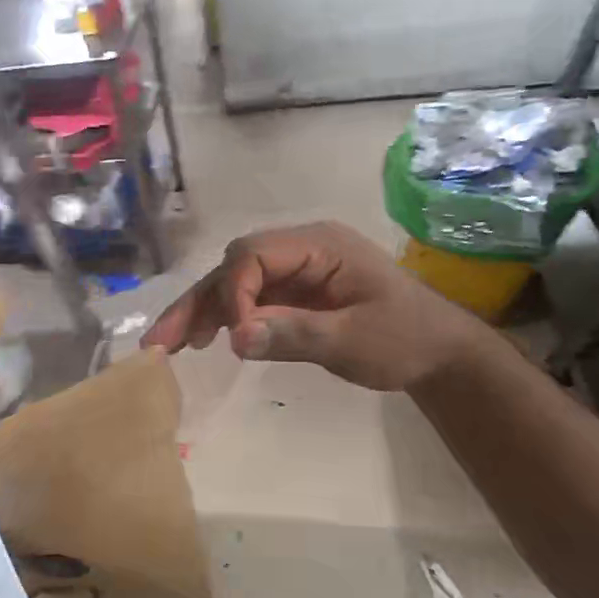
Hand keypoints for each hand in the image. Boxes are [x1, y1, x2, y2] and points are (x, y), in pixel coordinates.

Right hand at [142, 222, 486, 390]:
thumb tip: (236, 337)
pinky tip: (200, 340)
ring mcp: (295, 272)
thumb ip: (296, 334)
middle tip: (161, 342)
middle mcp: (300, 250)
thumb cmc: (405, 339)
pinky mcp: (293, 294)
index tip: (232, 338)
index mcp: (320, 245)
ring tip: (168, 346)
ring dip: (201, 312)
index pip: (254, 255)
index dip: (233, 293)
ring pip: (234, 284)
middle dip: (199, 302)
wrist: (437, 352)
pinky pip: (249, 301)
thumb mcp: (355, 340)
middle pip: (234, 267)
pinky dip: (223, 320)